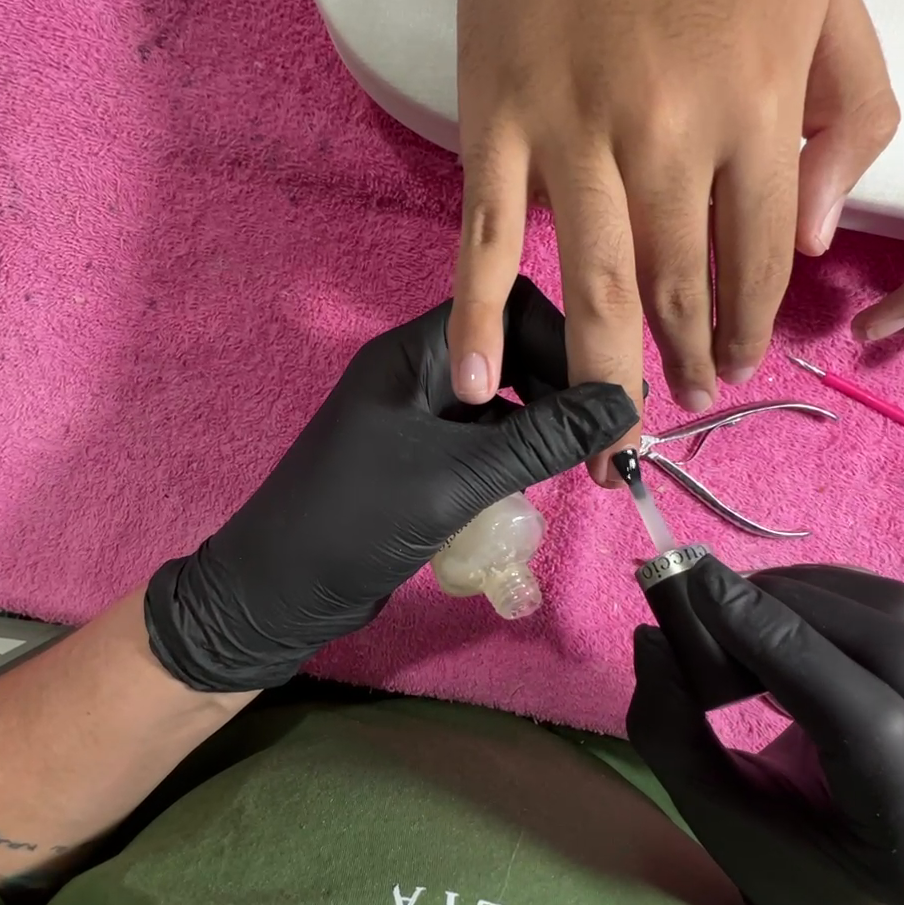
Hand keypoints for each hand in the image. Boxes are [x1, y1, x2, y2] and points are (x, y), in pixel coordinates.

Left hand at [145, 278, 636, 692]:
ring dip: (545, 429)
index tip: (611, 390)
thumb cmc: (357, 522)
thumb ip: (539, 439)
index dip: (564, 340)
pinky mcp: (422, 464)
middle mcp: (417, 376)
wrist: (281, 593)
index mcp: (413, 354)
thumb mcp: (454, 478)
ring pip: (501, 404)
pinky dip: (518, 459)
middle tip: (610, 434)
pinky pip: (484, 445)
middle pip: (509, 356)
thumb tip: (622, 402)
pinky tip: (545, 482)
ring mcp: (418, 421)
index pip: (506, 311)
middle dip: (562, 388)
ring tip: (590, 462)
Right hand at [451, 0, 897, 483]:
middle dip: (681, 366)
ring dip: (606, 373)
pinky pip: (485, 244)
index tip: (731, 365)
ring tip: (607, 433)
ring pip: (596, 285)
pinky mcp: (496, 134)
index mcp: (753, 104)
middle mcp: (665, 139)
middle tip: (674, 414)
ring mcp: (571, 141)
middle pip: (679, 288)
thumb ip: (842, 114)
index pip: (759, 255)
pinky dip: (479, 322)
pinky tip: (481, 387)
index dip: (746, 324)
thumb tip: (818, 237)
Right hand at [627, 559, 903, 904]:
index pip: (862, 721)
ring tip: (741, 599)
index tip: (701, 584)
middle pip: (899, 657)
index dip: (780, 641)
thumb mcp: (705, 806)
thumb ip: (669, 726)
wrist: (847, 881)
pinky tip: (783, 608)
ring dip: (811, 591)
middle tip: (710, 589)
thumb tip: (653, 635)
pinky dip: (832, 595)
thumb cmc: (774, 857)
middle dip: (793, 606)